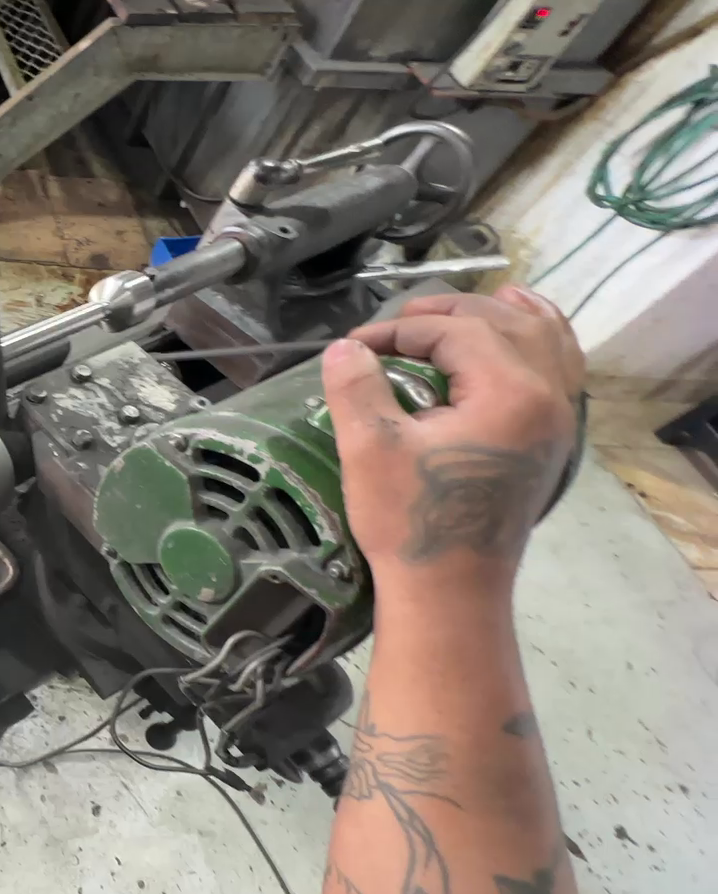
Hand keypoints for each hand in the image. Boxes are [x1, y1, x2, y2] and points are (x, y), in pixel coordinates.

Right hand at [325, 285, 582, 603]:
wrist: (448, 580)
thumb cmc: (407, 514)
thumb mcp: (368, 448)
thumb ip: (357, 389)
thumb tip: (343, 348)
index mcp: (508, 391)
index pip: (454, 334)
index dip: (397, 331)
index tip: (351, 347)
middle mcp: (547, 394)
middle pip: (504, 325)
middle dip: (444, 315)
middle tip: (391, 323)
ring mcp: (556, 417)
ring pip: (544, 339)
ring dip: (498, 317)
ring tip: (462, 307)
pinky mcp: (548, 437)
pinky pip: (557, 367)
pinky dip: (535, 340)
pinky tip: (518, 335)